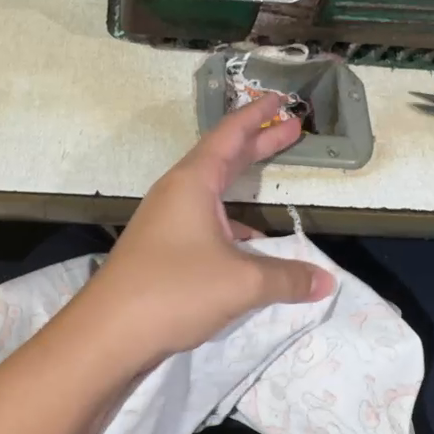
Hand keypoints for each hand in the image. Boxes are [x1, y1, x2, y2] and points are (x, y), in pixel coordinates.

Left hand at [70, 95, 335, 365]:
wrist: (108, 332)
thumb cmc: (174, 290)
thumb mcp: (241, 282)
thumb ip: (287, 278)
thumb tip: (325, 281)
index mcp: (193, 182)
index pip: (230, 135)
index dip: (257, 116)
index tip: (280, 100)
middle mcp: (177, 193)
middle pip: (222, 157)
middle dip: (258, 143)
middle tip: (291, 129)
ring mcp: (165, 221)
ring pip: (211, 192)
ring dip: (242, 186)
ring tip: (272, 189)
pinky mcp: (161, 249)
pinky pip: (204, 222)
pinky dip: (231, 224)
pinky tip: (249, 246)